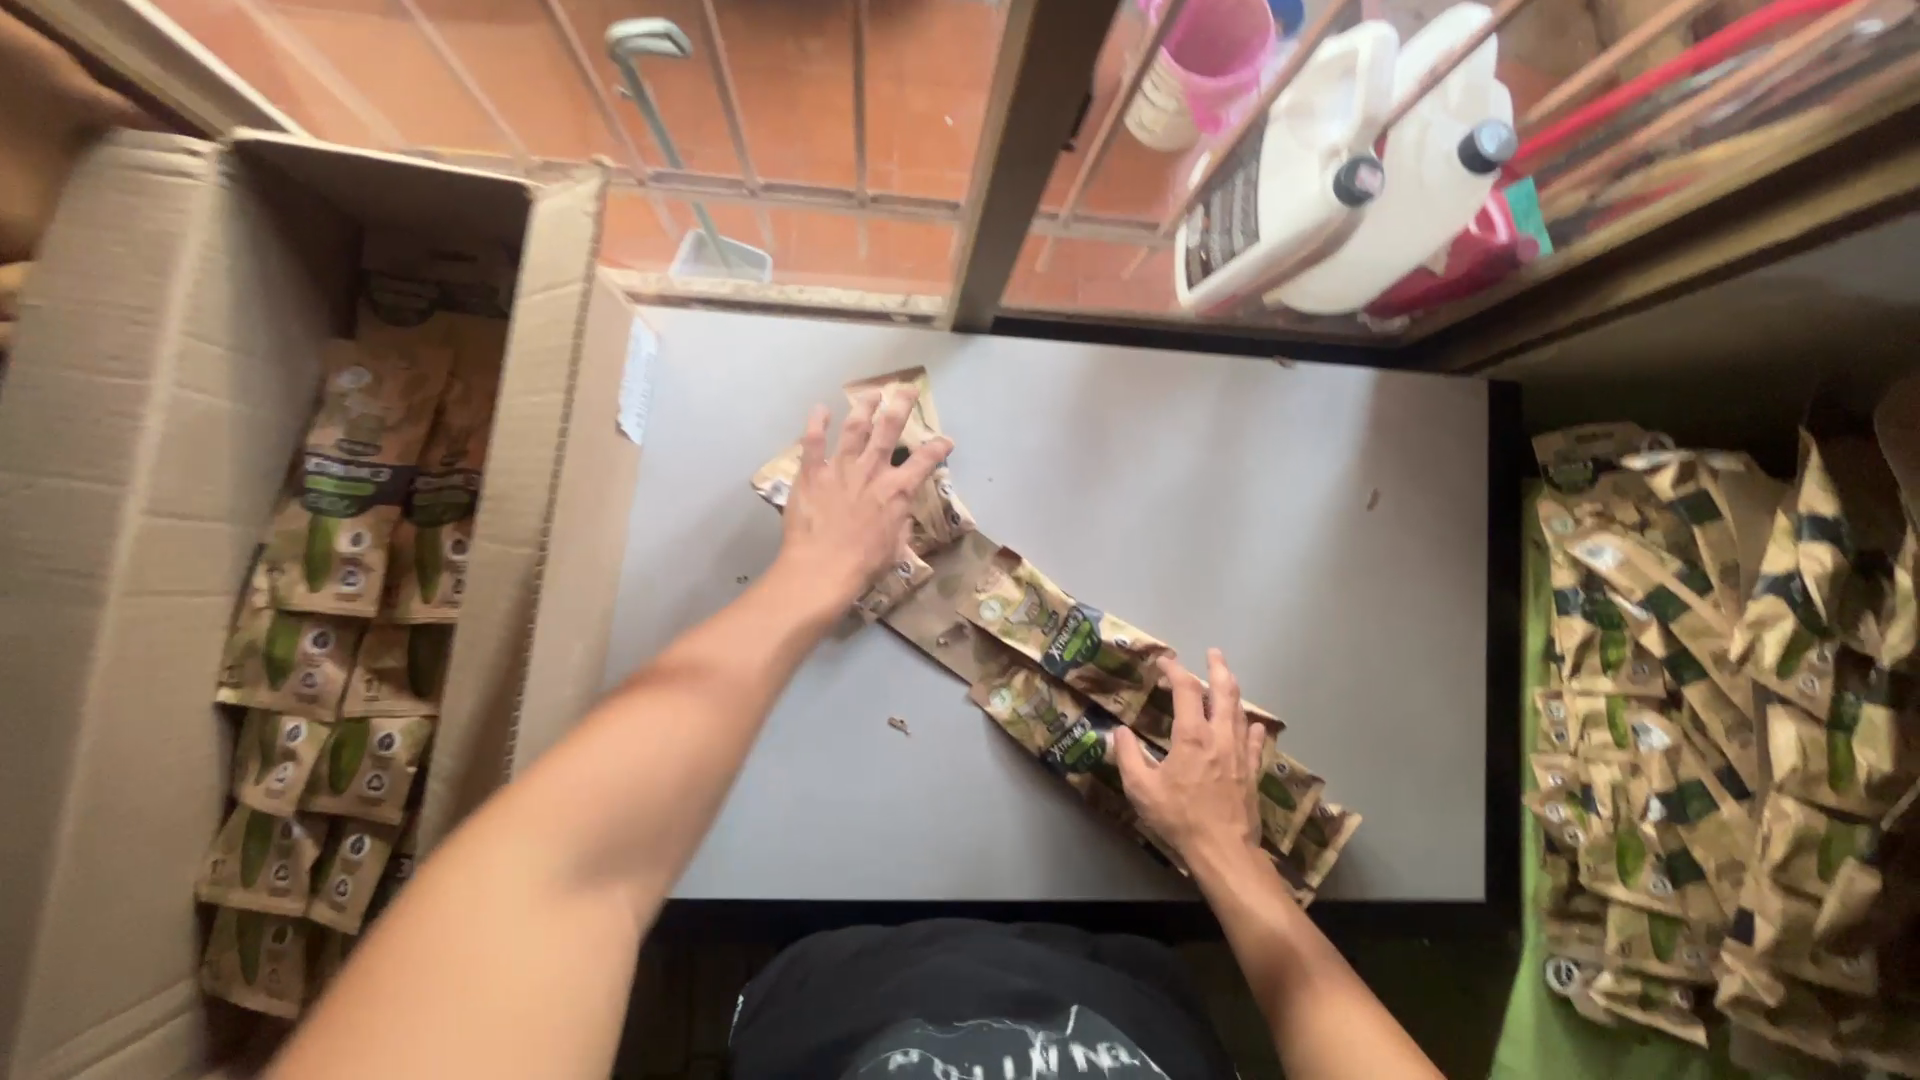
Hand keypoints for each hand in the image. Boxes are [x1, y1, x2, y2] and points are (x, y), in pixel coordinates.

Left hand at [774, 388, 952, 609]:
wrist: (822, 568)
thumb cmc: (863, 565)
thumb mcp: (896, 548)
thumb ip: (900, 524)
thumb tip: (900, 514)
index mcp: (897, 490)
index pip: (925, 461)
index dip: (938, 448)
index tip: (946, 441)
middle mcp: (872, 470)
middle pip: (889, 428)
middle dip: (901, 404)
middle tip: (907, 389)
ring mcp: (840, 468)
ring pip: (855, 426)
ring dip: (864, 406)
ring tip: (871, 393)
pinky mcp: (812, 473)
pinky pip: (813, 441)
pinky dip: (816, 422)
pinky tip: (819, 409)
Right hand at [1114, 650, 1269, 865]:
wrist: (1223, 850)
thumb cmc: (1179, 818)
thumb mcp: (1141, 789)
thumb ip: (1127, 756)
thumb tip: (1119, 732)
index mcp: (1191, 735)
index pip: (1185, 689)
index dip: (1175, 669)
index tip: (1165, 661)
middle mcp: (1219, 736)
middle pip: (1224, 691)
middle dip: (1218, 667)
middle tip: (1213, 653)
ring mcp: (1240, 753)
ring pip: (1240, 712)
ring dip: (1233, 692)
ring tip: (1227, 680)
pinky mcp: (1252, 771)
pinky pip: (1255, 741)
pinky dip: (1251, 727)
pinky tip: (1251, 724)